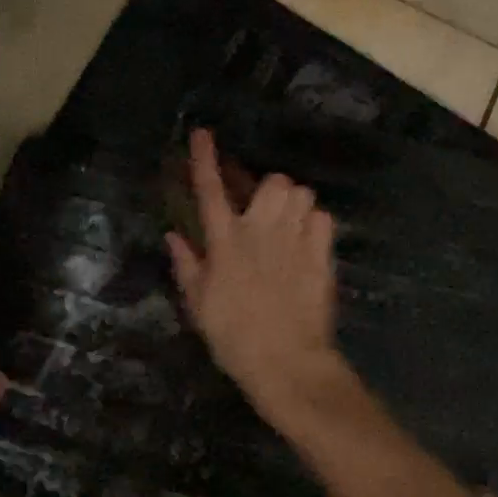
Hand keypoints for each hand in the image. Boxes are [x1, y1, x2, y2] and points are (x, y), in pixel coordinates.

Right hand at [167, 128, 342, 417]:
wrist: (287, 363)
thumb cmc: (235, 338)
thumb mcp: (199, 306)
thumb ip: (186, 265)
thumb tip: (173, 235)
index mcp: (226, 241)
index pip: (211, 189)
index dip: (205, 158)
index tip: (203, 133)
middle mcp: (261, 230)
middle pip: (272, 181)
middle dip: (269, 188)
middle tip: (264, 208)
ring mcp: (296, 239)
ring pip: (302, 192)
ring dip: (294, 202)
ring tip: (289, 221)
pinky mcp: (323, 254)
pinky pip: (324, 218)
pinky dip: (316, 223)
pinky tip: (309, 239)